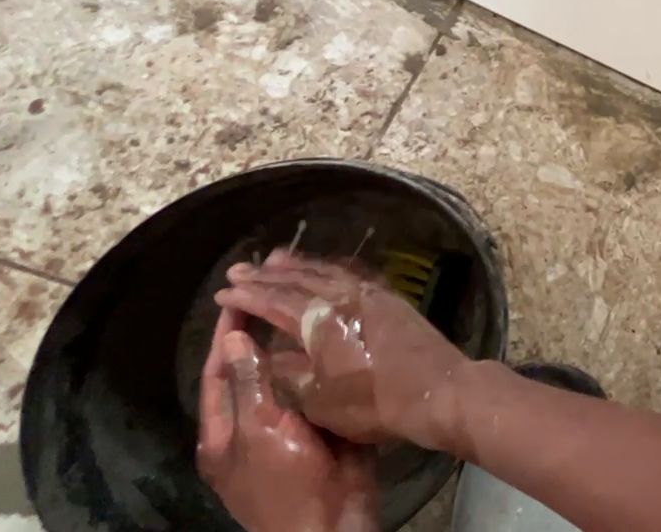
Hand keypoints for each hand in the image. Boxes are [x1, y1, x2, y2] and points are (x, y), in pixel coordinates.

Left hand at [197, 308, 377, 531]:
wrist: (333, 519)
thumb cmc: (286, 481)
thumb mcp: (260, 432)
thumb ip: (248, 384)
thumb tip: (233, 337)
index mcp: (224, 430)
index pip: (218, 371)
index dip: (225, 334)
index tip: (237, 295)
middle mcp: (253, 423)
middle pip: (252, 369)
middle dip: (261, 332)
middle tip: (277, 291)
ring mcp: (288, 424)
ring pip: (286, 374)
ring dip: (294, 343)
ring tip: (308, 303)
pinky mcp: (322, 423)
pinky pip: (316, 385)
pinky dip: (321, 360)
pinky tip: (335, 335)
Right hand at [214, 251, 470, 447]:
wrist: (436, 390)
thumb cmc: (373, 402)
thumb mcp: (318, 397)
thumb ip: (288, 369)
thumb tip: (266, 349)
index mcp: (323, 319)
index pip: (277, 301)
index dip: (249, 296)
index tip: (223, 292)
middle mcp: (348, 297)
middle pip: (301, 280)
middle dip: (268, 275)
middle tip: (241, 269)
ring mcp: (373, 294)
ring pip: (329, 272)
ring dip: (300, 266)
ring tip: (276, 259)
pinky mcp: (391, 299)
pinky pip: (352, 275)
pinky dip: (331, 270)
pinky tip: (325, 271)